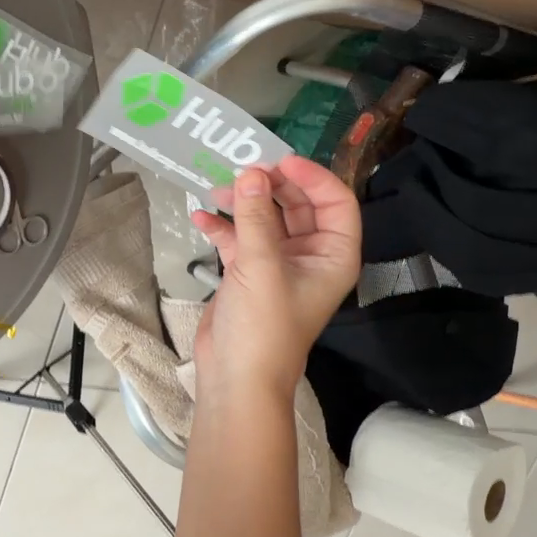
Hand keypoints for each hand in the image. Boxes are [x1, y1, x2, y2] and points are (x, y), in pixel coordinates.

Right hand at [189, 156, 360, 396]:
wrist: (237, 375)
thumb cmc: (263, 324)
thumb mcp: (262, 267)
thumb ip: (257, 218)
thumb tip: (250, 174)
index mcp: (333, 255)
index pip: (335, 202)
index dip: (311, 177)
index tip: (278, 161)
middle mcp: (310, 255)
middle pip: (298, 206)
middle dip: (272, 186)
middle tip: (241, 169)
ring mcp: (277, 264)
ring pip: (266, 219)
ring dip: (244, 203)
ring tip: (216, 189)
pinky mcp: (247, 273)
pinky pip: (239, 239)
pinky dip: (222, 226)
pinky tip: (200, 216)